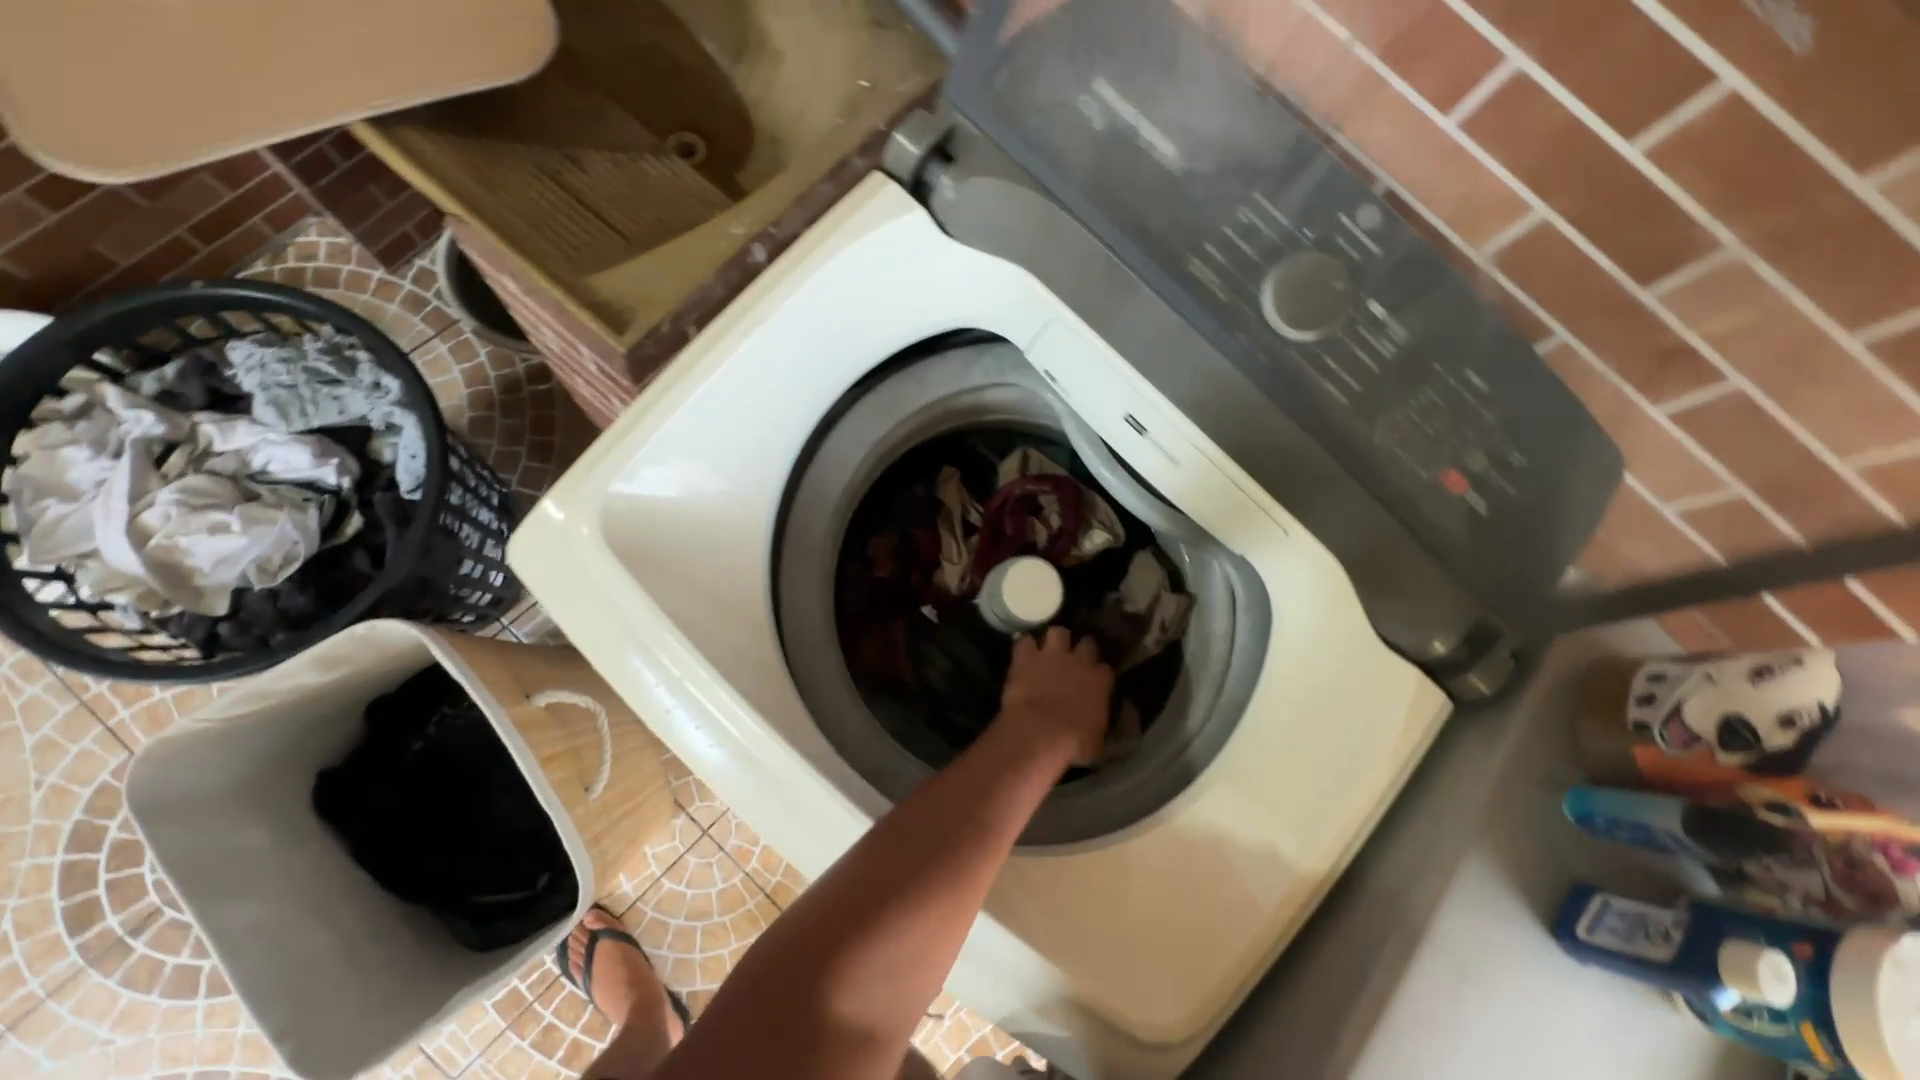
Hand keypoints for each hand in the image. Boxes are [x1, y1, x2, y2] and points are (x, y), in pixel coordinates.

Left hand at [997, 626, 1113, 766]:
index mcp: (1100, 681)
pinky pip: (1024, 641)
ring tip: (1047, 650)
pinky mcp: (1026, 657)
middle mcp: (1079, 661)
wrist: (1040, 733)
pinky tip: (1022, 654)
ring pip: (1058, 632)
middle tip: (1073, 659)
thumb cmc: (1074, 743)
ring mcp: (1052, 655)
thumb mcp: (1097, 740)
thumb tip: (1097, 725)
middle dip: (1081, 648)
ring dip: (1053, 641)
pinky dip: (1023, 647)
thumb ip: (1098, 724)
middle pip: (1087, 642)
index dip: (1098, 673)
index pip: (1105, 669)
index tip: (1094, 680)